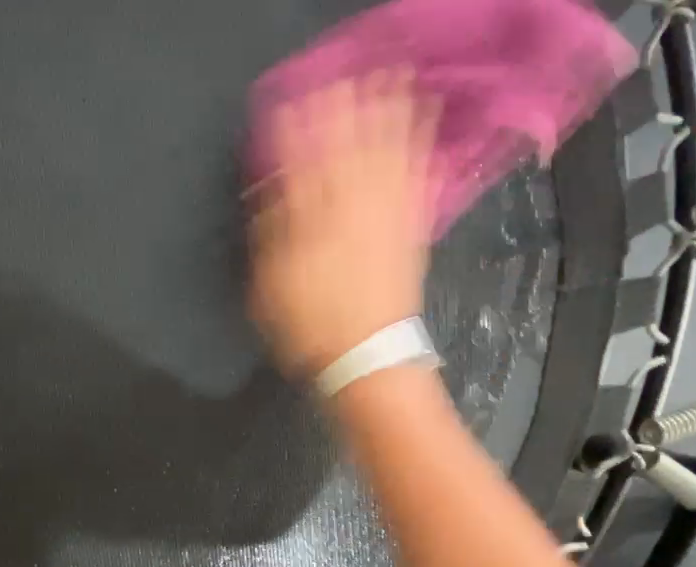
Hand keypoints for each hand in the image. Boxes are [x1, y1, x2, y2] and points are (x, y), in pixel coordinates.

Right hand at [250, 73, 437, 377]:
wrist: (367, 356)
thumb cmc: (308, 327)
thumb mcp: (270, 286)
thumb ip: (272, 234)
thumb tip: (273, 193)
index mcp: (313, 218)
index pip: (301, 161)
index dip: (294, 129)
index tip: (288, 103)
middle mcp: (353, 205)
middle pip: (348, 145)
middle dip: (343, 109)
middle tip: (341, 80)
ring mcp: (388, 213)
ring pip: (387, 151)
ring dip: (386, 112)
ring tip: (387, 80)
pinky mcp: (412, 226)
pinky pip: (420, 175)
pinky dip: (422, 145)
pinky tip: (425, 121)